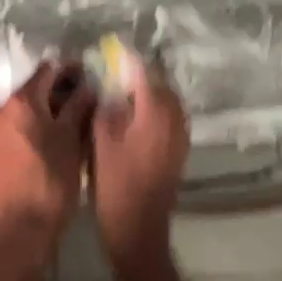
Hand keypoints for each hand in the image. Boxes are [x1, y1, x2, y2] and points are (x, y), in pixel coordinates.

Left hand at [0, 60, 97, 240]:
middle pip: (36, 87)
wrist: (24, 226)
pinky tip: (57, 134)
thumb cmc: (51, 178)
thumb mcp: (71, 139)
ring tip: (74, 117)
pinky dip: (37, 123)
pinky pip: (19, 124)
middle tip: (86, 98)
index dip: (70, 70)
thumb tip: (88, 87)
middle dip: (60, 90)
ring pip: (27, 107)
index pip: (48, 70)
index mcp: (21, 100)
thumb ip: (79, 106)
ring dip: (49, 108)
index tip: (89, 76)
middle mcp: (2, 107)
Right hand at [89, 52, 189, 265]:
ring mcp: (180, 137)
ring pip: (169, 101)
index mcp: (155, 114)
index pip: (145, 74)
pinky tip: (136, 115)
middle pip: (162, 85)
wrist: (138, 230)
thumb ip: (107, 107)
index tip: (113, 49)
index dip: (129, 60)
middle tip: (118, 70)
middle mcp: (173, 121)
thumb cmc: (115, 185)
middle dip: (142, 74)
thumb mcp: (101, 142)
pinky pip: (171, 117)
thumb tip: (108, 84)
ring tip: (126, 90)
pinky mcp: (179, 152)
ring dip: (151, 91)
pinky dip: (157, 108)